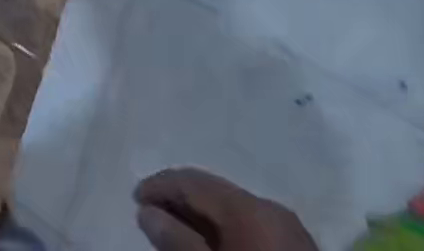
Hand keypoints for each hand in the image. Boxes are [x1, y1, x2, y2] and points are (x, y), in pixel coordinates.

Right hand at [134, 168, 318, 250]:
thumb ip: (177, 243)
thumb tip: (148, 212)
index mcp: (249, 208)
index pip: (193, 180)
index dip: (160, 186)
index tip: (134, 200)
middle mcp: (270, 208)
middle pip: (213, 192)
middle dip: (179, 202)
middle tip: (149, 217)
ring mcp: (289, 231)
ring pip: (231, 211)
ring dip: (200, 218)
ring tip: (174, 235)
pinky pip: (249, 228)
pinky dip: (223, 233)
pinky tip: (207, 247)